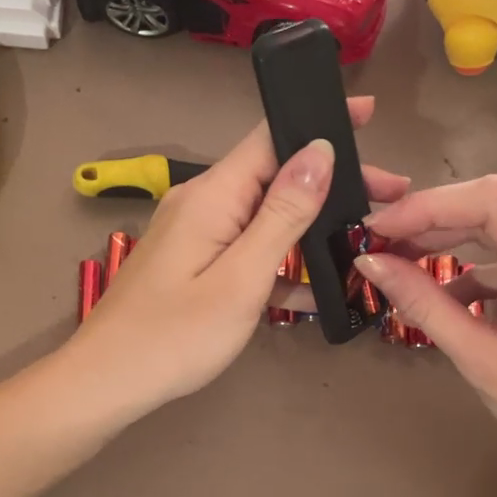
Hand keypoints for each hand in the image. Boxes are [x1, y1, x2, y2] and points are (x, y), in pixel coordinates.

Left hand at [68, 97, 409, 419]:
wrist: (106, 384)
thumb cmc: (174, 336)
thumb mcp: (240, 278)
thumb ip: (282, 215)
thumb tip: (319, 151)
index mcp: (213, 195)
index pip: (272, 137)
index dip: (319, 121)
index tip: (368, 112)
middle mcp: (204, 202)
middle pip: (275, 174)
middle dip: (332, 179)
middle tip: (390, 194)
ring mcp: (198, 232)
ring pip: (266, 212)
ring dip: (313, 221)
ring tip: (366, 233)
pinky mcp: (197, 261)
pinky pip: (249, 245)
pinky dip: (284, 257)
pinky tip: (320, 285)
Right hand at [354, 176, 496, 474]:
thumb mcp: (482, 361)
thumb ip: (426, 305)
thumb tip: (370, 261)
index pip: (495, 204)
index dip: (429, 207)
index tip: (378, 226)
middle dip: (432, 216)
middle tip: (379, 239)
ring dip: (447, 233)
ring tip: (398, 254)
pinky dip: (472, 258)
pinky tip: (439, 285)